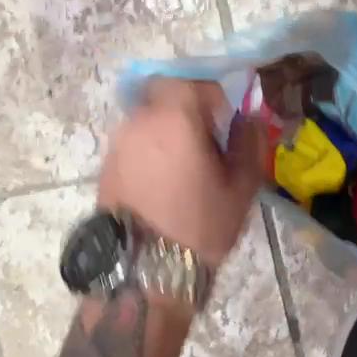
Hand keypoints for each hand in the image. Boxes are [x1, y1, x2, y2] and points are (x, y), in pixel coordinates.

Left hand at [98, 78, 266, 264]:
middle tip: (209, 142)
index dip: (215, 98)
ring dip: (168, 133)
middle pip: (165, 97)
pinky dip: (151, 152)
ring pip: (148, 121)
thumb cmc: (200, 226)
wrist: (145, 271)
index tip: (229, 122)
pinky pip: (134, 145)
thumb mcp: (241, 188)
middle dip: (188, 112)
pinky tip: (166, 184)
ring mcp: (117, 144)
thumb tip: (251, 120)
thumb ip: (250, 144)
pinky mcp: (106, 167)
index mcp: (174, 119)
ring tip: (188, 168)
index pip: (194, 84)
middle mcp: (139, 122)